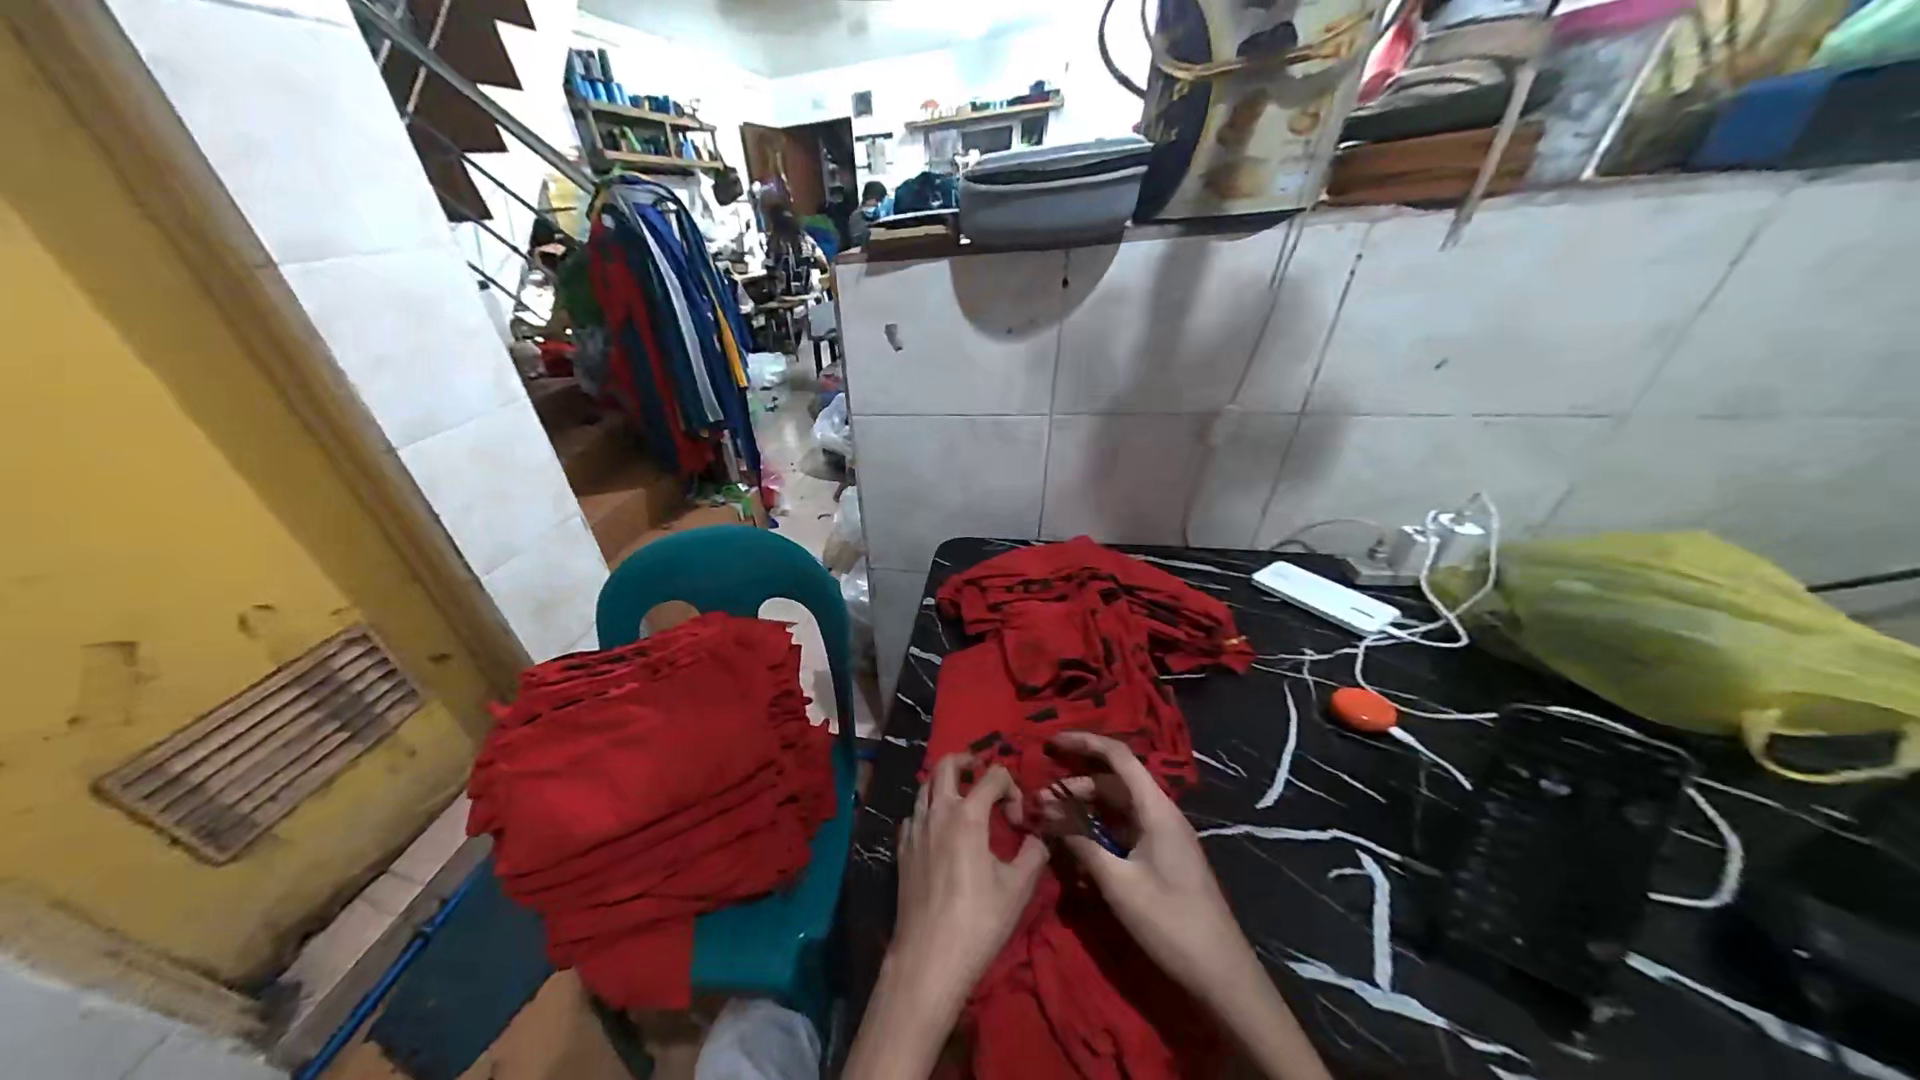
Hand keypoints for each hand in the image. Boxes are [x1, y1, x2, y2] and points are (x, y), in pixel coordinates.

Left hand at [845, 755, 1046, 1079]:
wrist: (929, 958)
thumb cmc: (978, 921)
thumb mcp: (1018, 888)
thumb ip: (1034, 853)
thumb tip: (1038, 837)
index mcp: (967, 814)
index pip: (993, 775)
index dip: (1011, 787)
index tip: (1019, 819)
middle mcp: (937, 812)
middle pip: (946, 764)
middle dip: (968, 761)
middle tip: (983, 774)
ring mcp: (914, 829)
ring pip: (925, 786)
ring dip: (945, 784)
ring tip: (963, 800)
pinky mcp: (901, 849)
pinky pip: (913, 814)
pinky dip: (928, 810)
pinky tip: (939, 831)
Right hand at [1037, 732, 1254, 1003]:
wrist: (1220, 973)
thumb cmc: (1171, 922)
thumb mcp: (1118, 884)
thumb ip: (1081, 844)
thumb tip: (1047, 815)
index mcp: (1156, 809)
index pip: (1118, 757)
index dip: (1084, 743)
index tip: (1050, 744)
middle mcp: (1160, 813)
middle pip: (1113, 782)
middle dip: (1075, 784)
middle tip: (1039, 800)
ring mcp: (1162, 835)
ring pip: (1116, 807)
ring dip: (1084, 809)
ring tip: (1050, 821)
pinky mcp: (1160, 856)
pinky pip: (1123, 829)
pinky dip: (1097, 830)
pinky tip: (1076, 846)